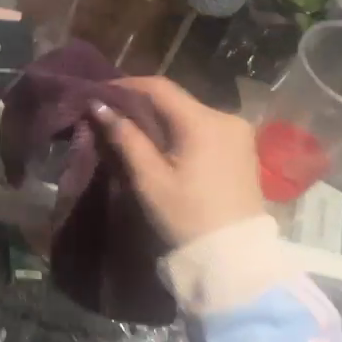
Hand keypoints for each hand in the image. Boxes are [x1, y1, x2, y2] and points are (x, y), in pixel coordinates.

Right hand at [91, 77, 263, 248]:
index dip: (126, 85)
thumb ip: (126, 138)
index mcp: (203, 121)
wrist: (232, 256)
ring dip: (161, 118)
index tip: (99, 93)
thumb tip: (99, 106)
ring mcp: (239, 132)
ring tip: (131, 130)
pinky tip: (162, 145)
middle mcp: (226, 117)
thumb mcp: (150, 179)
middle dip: (142, 103)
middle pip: (176, 99)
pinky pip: (204, 127)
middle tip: (110, 114)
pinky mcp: (242, 148)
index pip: (159, 87)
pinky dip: (180, 130)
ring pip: (190, 113)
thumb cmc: (186, 217)